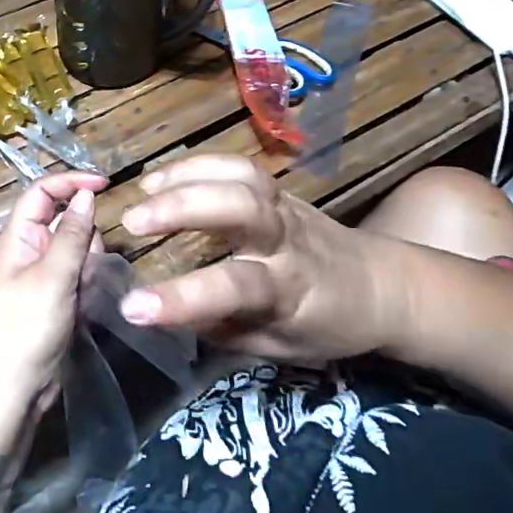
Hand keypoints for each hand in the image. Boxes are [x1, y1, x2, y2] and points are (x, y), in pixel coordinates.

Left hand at [0, 171, 109, 417]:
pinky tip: (84, 311)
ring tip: (82, 297)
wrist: (11, 392)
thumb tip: (86, 194)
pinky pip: (81, 279)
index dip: (70, 182)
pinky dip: (88, 289)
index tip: (106, 185)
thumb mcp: (52, 277)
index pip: (42, 192)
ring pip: (80, 252)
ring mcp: (43, 277)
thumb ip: (72, 234)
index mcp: (18, 237)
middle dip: (85, 241)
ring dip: (89, 269)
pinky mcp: (56, 300)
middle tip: (83, 272)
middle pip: (67, 222)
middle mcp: (29, 250)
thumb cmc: (25, 329)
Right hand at [116, 155, 413, 364]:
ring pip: (239, 177)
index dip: (183, 298)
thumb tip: (163, 314)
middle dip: (183, 208)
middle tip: (132, 223)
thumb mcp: (277, 347)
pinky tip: (161, 178)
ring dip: (185, 177)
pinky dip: (195, 165)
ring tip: (142, 191)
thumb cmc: (325, 325)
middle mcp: (286, 240)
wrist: (380, 285)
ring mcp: (283, 206)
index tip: (133, 307)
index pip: (235, 289)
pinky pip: (237, 165)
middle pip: (241, 208)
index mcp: (288, 290)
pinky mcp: (276, 188)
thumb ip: (222, 329)